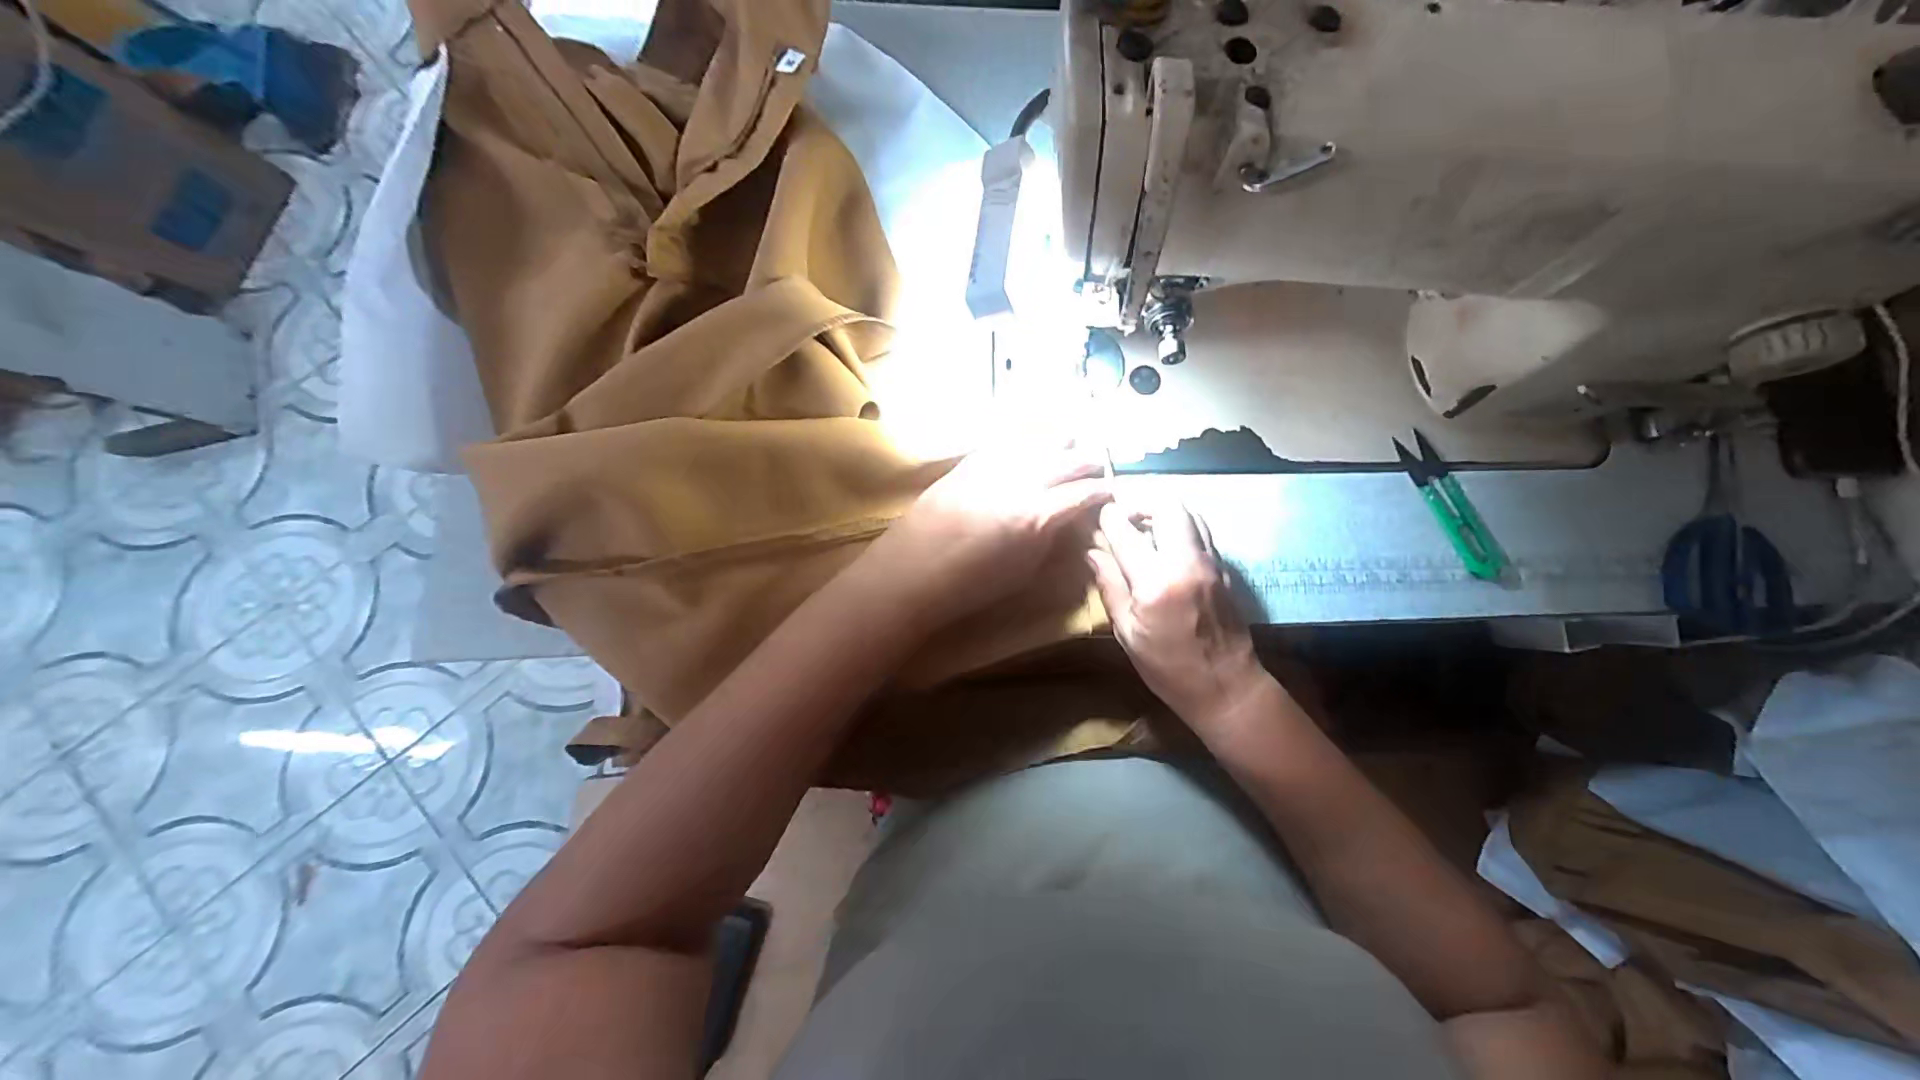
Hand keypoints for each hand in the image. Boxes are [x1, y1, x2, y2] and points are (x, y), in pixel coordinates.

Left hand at [851, 441, 1112, 633]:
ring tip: (1071, 439)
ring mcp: (989, 470)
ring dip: (1056, 443)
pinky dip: (1020, 440)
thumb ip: (1048, 541)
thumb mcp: (1022, 572)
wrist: (911, 575)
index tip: (1111, 489)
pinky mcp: (965, 466)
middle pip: (1061, 463)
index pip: (1080, 495)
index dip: (1100, 491)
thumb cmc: (970, 587)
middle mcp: (1017, 485)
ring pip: (1032, 446)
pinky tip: (1029, 439)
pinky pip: (1000, 445)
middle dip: (1085, 462)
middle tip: (1099, 461)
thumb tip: (1064, 522)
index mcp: (1036, 517)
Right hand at [1087, 500, 1271, 727]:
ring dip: (1163, 513)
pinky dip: (1181, 528)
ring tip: (1145, 529)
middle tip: (1124, 518)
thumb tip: (1093, 552)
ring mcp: (1211, 562)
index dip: (1108, 519)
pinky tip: (1166, 548)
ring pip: (1189, 513)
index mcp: (1155, 582)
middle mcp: (1186, 562)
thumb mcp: (1128, 632)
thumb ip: (1110, 586)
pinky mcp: (1224, 568)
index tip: (1098, 518)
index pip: (1125, 531)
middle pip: (1167, 505)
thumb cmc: (1168, 668)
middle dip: (1141, 503)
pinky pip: (1201, 532)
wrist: (1227, 687)